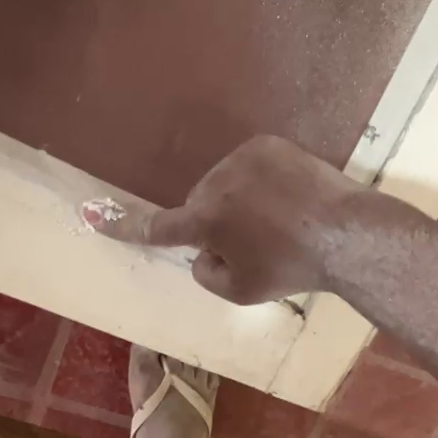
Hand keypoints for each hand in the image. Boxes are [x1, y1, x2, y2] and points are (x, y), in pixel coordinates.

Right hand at [86, 135, 372, 303]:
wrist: (345, 234)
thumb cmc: (290, 270)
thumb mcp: (240, 292)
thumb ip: (206, 273)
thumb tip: (201, 253)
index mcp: (206, 220)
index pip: (157, 227)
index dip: (123, 226)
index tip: (91, 215)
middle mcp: (217, 180)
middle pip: (198, 207)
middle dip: (213, 226)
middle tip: (252, 249)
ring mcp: (244, 157)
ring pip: (222, 186)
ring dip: (235, 204)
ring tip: (274, 226)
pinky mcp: (269, 144)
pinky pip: (247, 169)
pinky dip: (257, 186)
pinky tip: (283, 204)